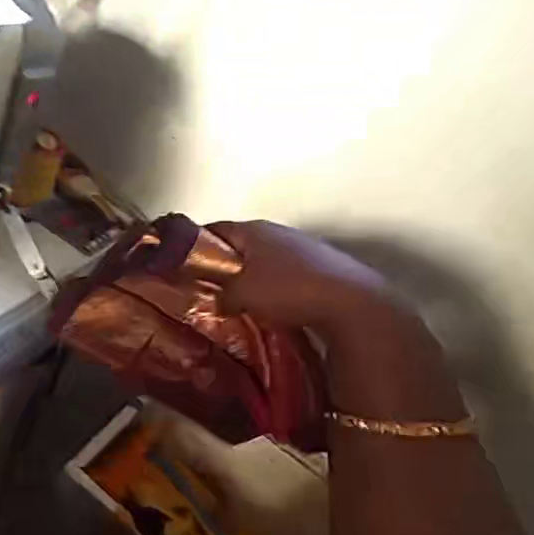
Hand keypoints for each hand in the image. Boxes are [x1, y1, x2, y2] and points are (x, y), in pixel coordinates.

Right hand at [207, 221, 403, 336]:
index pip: (212, 229)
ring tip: (238, 299)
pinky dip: (272, 284)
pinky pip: (283, 272)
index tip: (181, 264)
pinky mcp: (321, 265)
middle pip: (238, 243)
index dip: (192, 245)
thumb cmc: (288, 291)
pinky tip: (270, 305)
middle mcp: (276, 231)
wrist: (352, 305)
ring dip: (249, 275)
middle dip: (221, 263)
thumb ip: (220, 296)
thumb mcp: (240, 296)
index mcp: (252, 229)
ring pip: (262, 258)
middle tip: (206, 285)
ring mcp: (302, 246)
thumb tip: (216, 302)